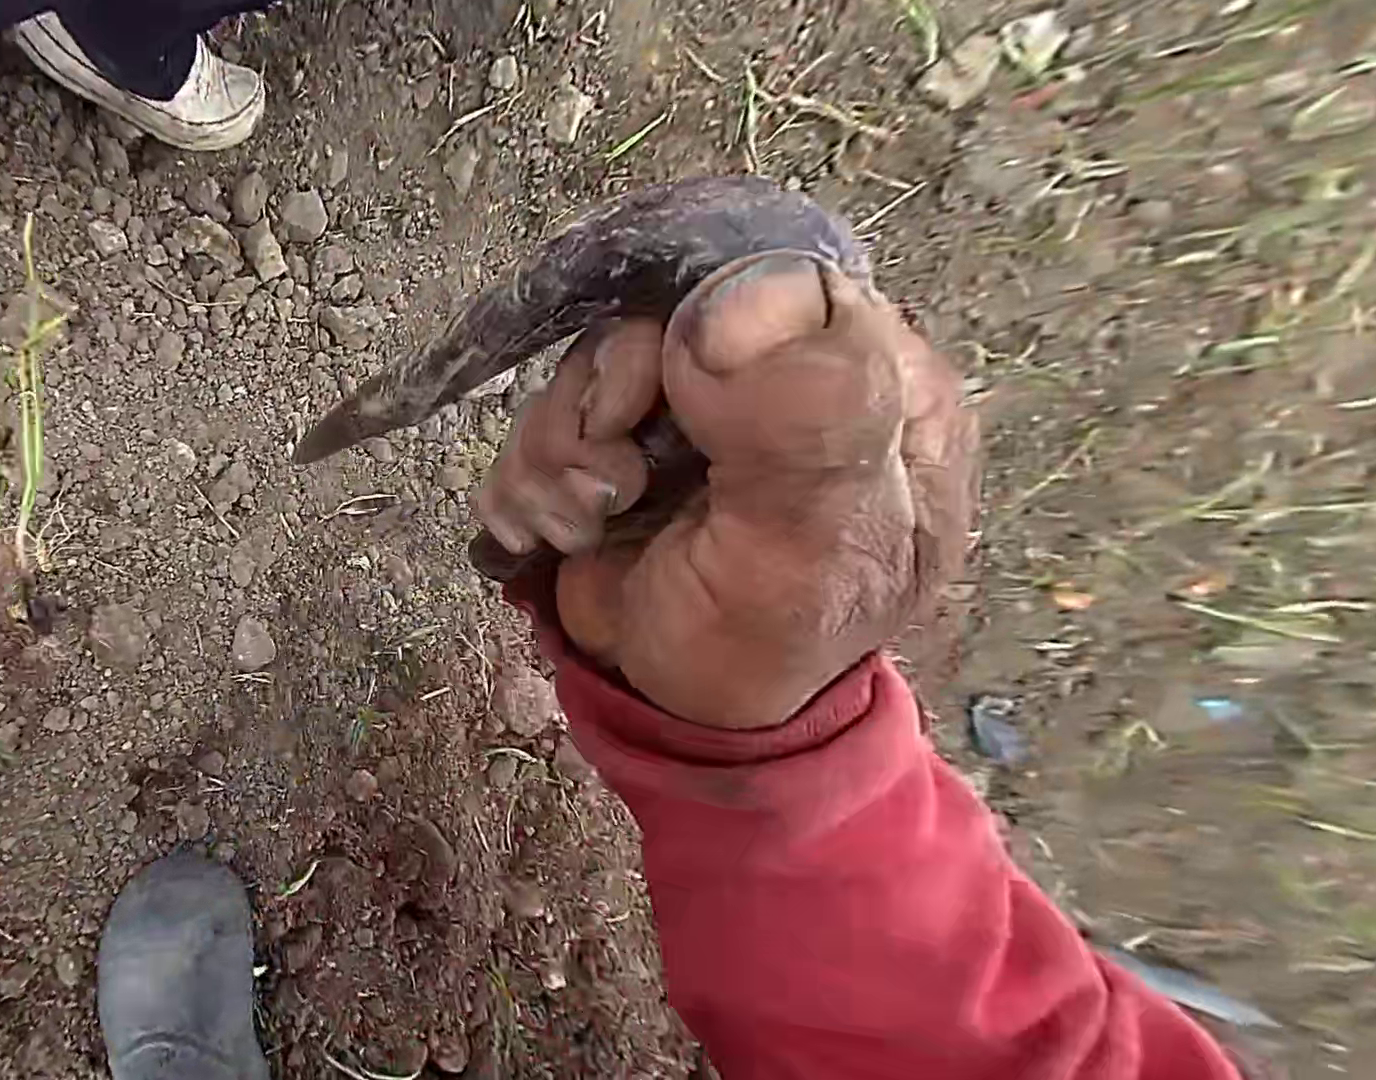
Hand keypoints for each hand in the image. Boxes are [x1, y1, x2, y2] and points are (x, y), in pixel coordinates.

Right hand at [477, 255, 978, 729]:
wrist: (679, 703)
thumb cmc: (769, 638)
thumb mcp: (814, 544)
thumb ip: (804, 420)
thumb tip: (728, 300)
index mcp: (850, 375)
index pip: (761, 279)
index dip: (683, 333)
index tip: (648, 416)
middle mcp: (754, 380)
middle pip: (640, 328)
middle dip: (597, 416)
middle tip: (612, 493)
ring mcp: (669, 416)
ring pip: (572, 379)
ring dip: (553, 462)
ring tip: (583, 528)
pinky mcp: (601, 452)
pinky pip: (532, 430)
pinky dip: (525, 485)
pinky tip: (552, 533)